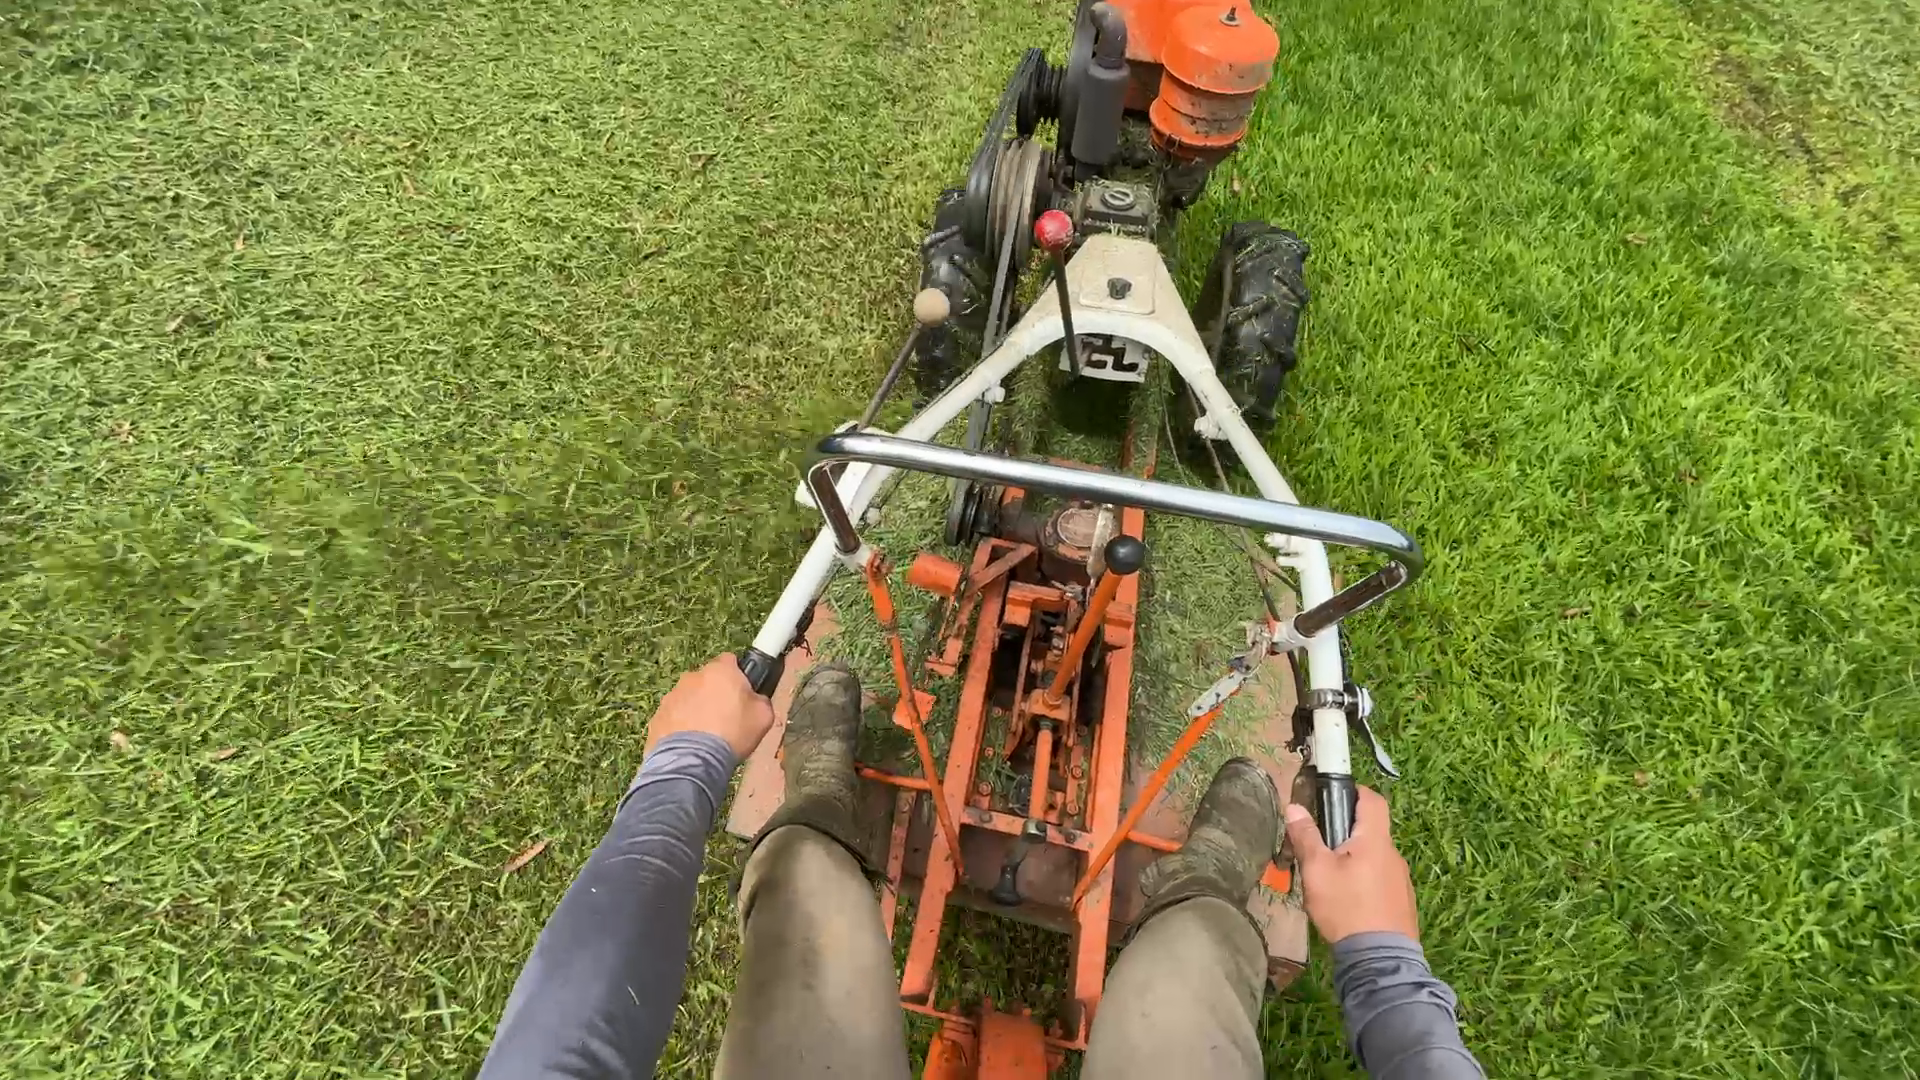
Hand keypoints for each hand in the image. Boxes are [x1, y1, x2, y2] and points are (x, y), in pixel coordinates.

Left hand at [643, 654, 775, 760]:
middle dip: (715, 693)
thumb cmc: (732, 734)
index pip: (730, 660)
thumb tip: (755, 699)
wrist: (692, 762)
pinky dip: (681, 726)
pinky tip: (690, 745)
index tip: (742, 693)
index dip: (738, 675)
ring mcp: (671, 696)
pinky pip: (673, 717)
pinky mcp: (657, 717)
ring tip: (706, 736)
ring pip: (688, 698)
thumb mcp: (764, 716)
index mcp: (720, 670)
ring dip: (696, 709)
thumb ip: (761, 699)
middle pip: (707, 680)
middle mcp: (692, 677)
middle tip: (726, 717)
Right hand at [1283, 785, 1419, 943]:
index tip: (1331, 795)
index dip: (1354, 791)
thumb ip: (1306, 836)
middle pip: (1370, 829)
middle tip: (1318, 841)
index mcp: (1374, 841)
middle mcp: (1393, 856)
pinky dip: (1362, 878)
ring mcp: (1400, 881)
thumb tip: (1295, 808)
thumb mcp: (1317, 869)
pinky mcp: (1401, 902)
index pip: (1372, 800)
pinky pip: (1379, 878)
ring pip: (1373, 855)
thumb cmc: (1346, 906)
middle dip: (1344, 829)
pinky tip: (1345, 898)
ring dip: (1352, 856)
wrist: (1380, 962)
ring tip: (1327, 875)